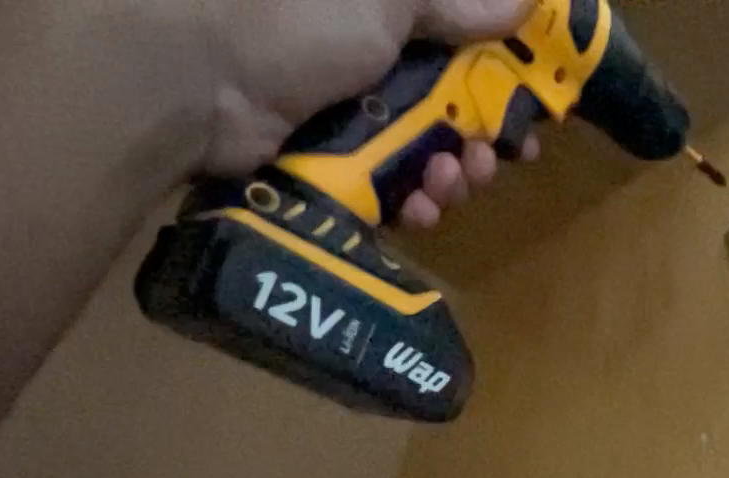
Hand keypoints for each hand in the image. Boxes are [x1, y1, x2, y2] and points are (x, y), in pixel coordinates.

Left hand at [196, 0, 539, 228]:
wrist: (193, 80)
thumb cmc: (290, 17)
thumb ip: (452, 0)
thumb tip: (522, 0)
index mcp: (388, 14)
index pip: (464, 41)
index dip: (507, 74)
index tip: (536, 104)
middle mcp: (377, 59)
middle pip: (457, 107)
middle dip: (485, 139)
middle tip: (500, 159)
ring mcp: (358, 114)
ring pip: (432, 156)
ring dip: (455, 177)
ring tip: (451, 182)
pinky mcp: (342, 163)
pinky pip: (398, 190)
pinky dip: (416, 203)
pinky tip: (420, 205)